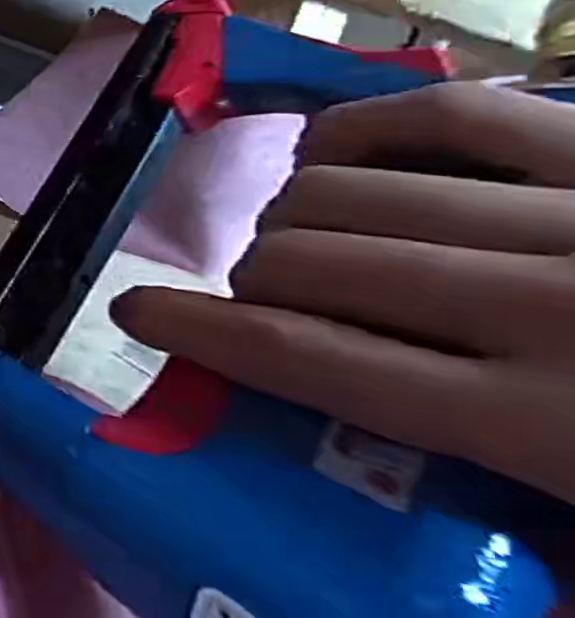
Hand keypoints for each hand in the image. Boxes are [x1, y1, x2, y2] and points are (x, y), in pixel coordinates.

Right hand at [113, 82, 574, 503]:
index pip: (308, 360)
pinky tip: (336, 151)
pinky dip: (361, 129)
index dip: (197, 330)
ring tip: (301, 238)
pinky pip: (448, 114)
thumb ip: (533, 548)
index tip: (132, 311)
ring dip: (291, 217)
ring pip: (345, 191)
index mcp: (565, 426)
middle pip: (307, 263)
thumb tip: (375, 491)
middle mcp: (550, 306)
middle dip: (254, 277)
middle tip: (266, 300)